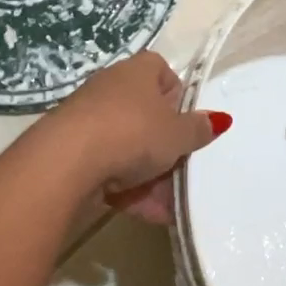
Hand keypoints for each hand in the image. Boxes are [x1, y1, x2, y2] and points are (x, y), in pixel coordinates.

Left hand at [41, 51, 229, 223]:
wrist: (68, 159)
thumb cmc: (132, 132)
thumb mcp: (177, 134)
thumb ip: (198, 129)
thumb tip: (217, 119)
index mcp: (138, 71)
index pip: (163, 72)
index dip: (178, 97)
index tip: (186, 123)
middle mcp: (113, 88)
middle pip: (147, 116)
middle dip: (167, 149)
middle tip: (184, 173)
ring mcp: (91, 119)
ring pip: (130, 148)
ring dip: (152, 178)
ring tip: (171, 207)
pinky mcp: (76, 150)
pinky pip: (111, 168)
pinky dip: (129, 189)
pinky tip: (148, 214)